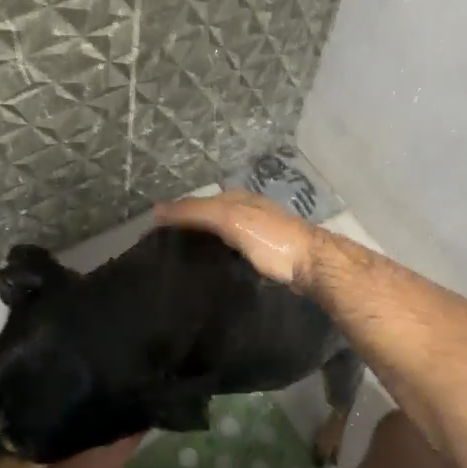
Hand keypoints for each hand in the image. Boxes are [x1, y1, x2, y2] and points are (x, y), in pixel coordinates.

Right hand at [153, 190, 320, 288]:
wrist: (312, 265)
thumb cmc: (270, 238)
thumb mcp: (229, 219)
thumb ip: (195, 212)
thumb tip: (155, 209)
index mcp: (237, 197)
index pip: (197, 202)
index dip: (176, 214)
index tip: (154, 233)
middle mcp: (248, 210)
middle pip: (210, 217)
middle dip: (189, 229)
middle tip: (165, 252)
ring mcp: (259, 232)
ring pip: (223, 235)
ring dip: (205, 245)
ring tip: (183, 264)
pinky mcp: (267, 254)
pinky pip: (234, 251)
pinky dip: (220, 257)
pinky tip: (213, 270)